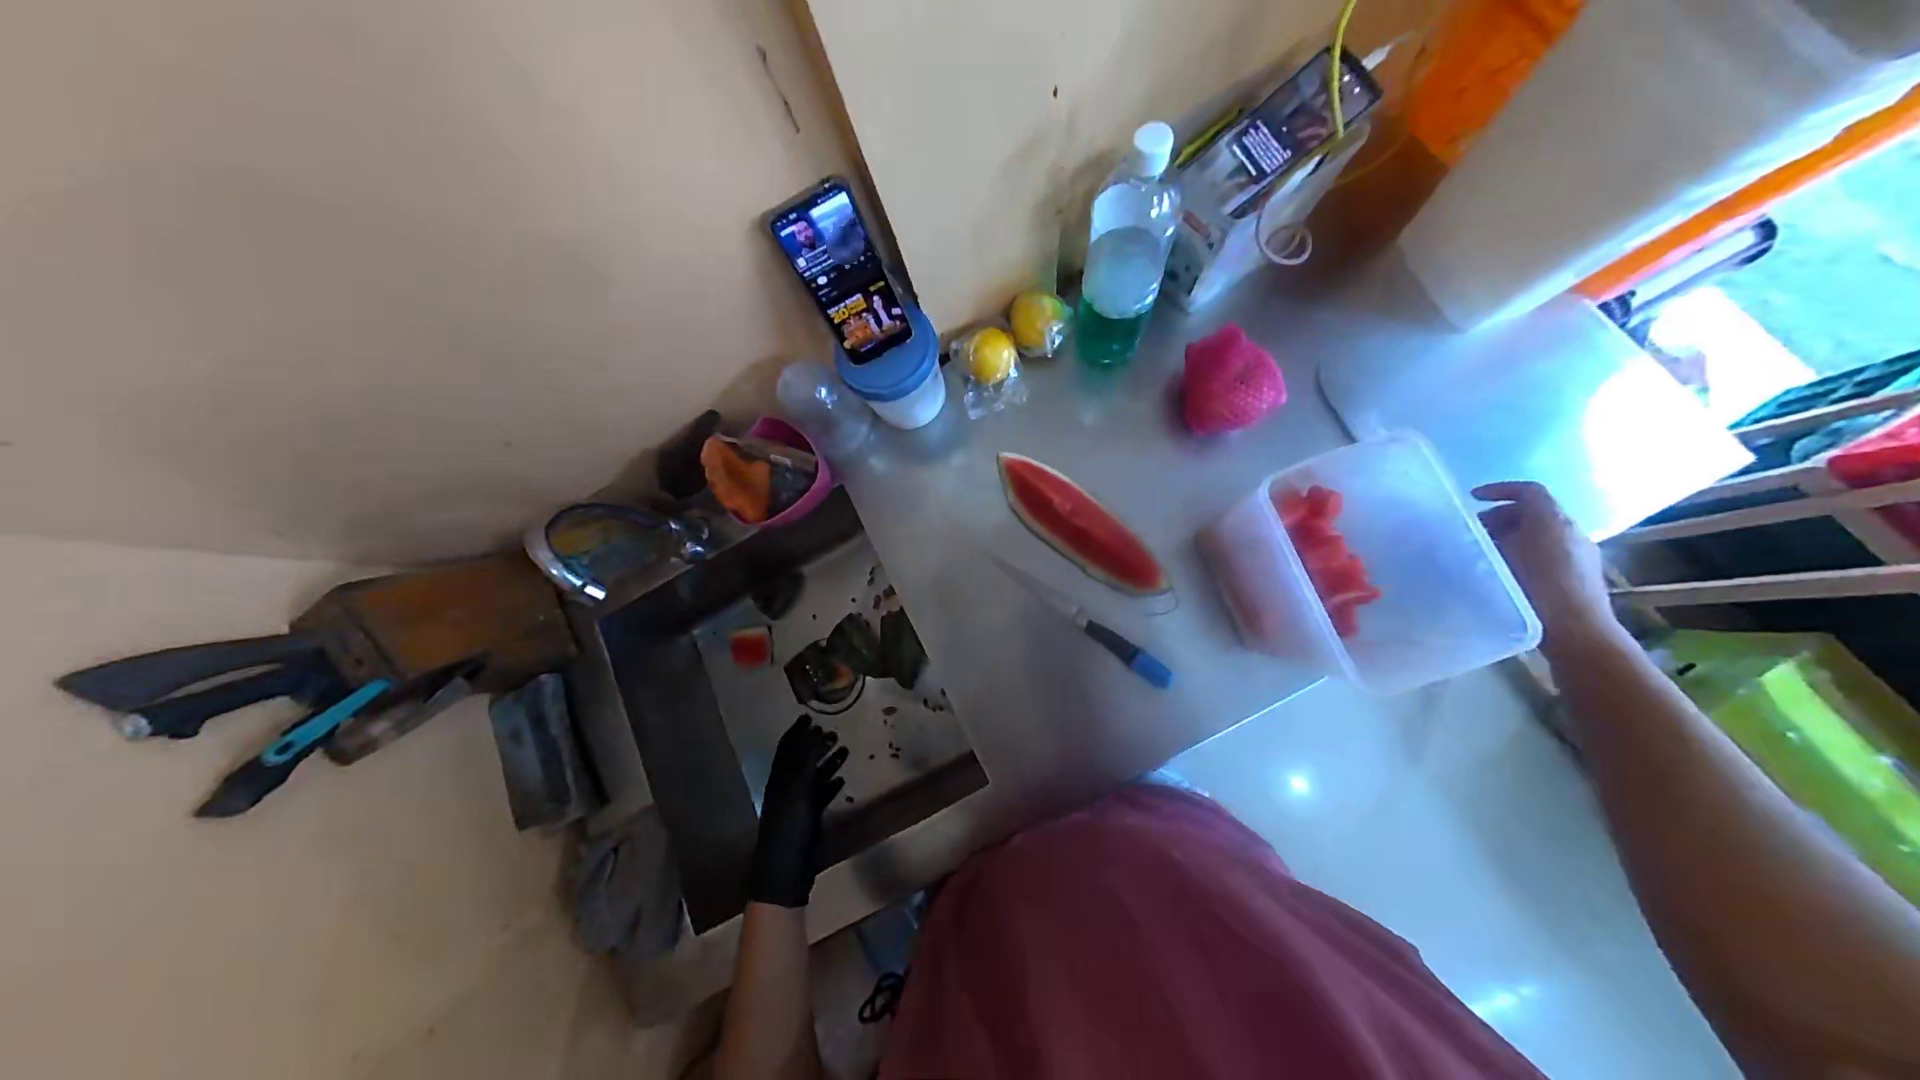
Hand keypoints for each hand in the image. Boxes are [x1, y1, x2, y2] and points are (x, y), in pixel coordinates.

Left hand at [748, 715, 848, 907]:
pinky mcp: (809, 819)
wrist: (785, 871)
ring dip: (827, 762)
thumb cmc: (789, 828)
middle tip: (833, 731)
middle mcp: (786, 788)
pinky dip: (831, 785)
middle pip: (802, 759)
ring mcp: (798, 804)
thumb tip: (813, 732)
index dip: (797, 731)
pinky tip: (842, 780)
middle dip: (815, 744)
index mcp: (779, 779)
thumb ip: (805, 762)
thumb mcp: (798, 791)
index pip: (787, 748)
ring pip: (814, 776)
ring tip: (844, 749)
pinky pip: (821, 796)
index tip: (809, 716)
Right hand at [1473, 481, 1619, 650]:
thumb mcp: (1503, 559)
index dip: (1499, 489)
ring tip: (1487, 552)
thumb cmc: (1534, 590)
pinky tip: (1510, 571)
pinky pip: (1550, 550)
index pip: (1528, 491)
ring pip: (1541, 532)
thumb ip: (1489, 540)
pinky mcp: (1583, 572)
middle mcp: (1571, 530)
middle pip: (1534, 511)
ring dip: (1513, 535)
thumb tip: (1478, 533)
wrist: (1577, 631)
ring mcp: (1581, 552)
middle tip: (1473, 530)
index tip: (1473, 497)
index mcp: (1552, 521)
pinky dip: (1527, 551)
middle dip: (1501, 516)